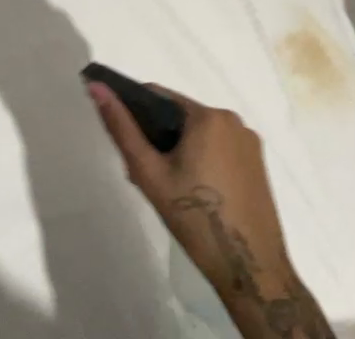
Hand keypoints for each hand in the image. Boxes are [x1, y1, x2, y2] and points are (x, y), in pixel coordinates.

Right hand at [85, 82, 332, 338]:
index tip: (126, 143)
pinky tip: (190, 190)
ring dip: (176, 150)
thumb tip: (96, 86)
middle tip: (144, 173)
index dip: (134, 113)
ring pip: (197, 134)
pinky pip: (217, 148)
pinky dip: (199, 160)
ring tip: (166, 186)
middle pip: (178, 116)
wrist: (250, 269)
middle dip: (156, 137)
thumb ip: (121, 126)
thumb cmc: (194, 216)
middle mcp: (233, 121)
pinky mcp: (258, 165)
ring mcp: (250, 144)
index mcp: (208, 116)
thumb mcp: (148, 171)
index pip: (157, 96)